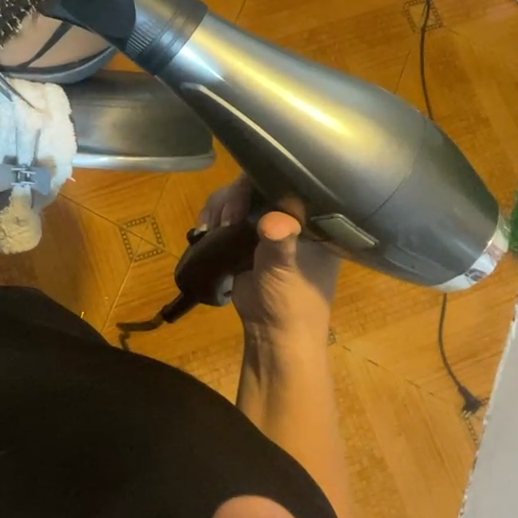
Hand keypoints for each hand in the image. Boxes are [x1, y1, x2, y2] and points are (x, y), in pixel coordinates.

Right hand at [198, 177, 340, 336]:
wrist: (274, 334)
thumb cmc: (291, 302)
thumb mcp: (286, 271)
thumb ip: (280, 243)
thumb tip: (272, 220)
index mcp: (312, 221)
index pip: (287, 184)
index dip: (261, 183)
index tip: (242, 202)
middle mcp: (290, 219)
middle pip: (256, 187)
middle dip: (233, 198)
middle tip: (224, 220)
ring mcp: (266, 228)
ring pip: (238, 199)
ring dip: (219, 207)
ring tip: (211, 226)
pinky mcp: (246, 239)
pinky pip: (226, 216)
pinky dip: (213, 217)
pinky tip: (205, 229)